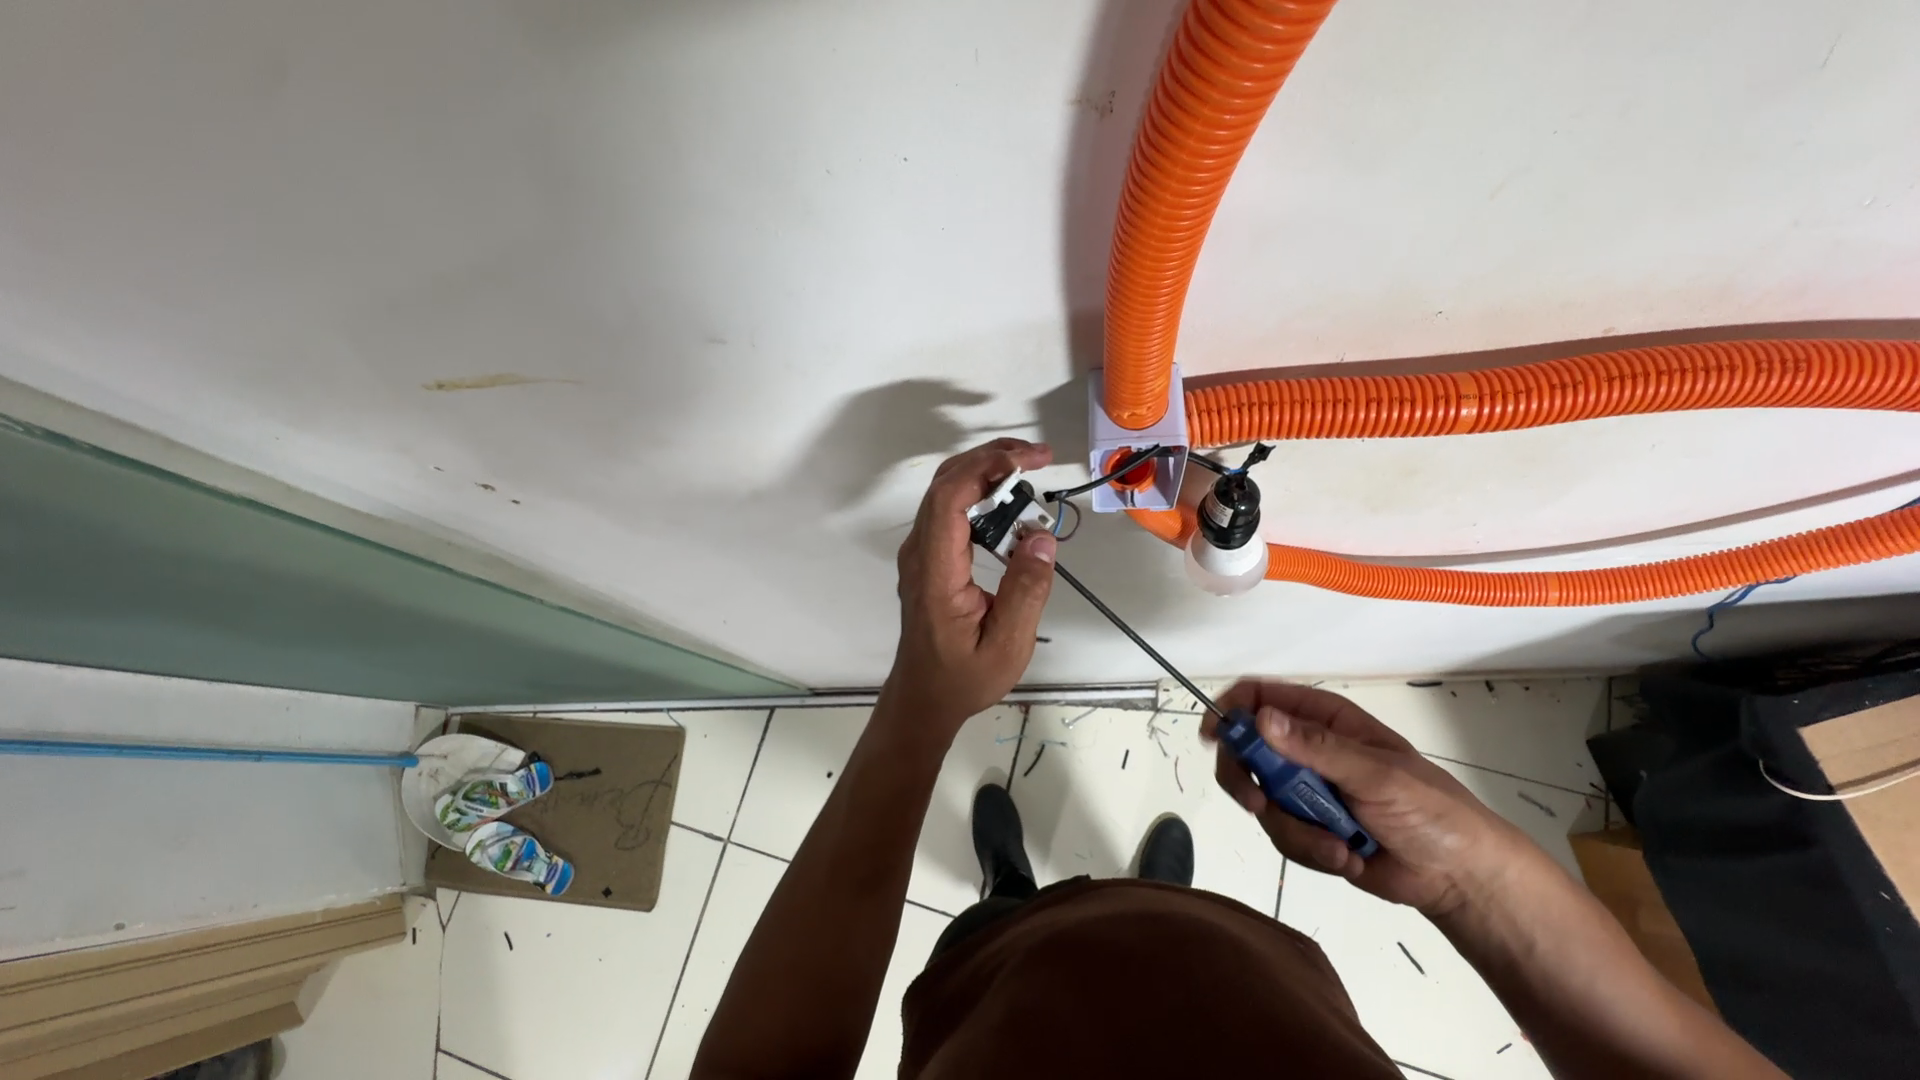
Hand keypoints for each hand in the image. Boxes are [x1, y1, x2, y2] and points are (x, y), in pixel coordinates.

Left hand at [884, 439, 1056, 735]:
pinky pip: (950, 510)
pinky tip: (1011, 502)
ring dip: (986, 471)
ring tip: (1029, 470)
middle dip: (991, 458)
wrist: (924, 698)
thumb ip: (1026, 591)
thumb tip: (1041, 536)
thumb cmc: (963, 678)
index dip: (988, 466)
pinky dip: (980, 493)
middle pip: (946, 482)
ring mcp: (921, 553)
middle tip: (1039, 456)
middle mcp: (920, 552)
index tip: (1031, 460)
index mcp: (935, 571)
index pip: (950, 497)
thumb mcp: (1007, 645)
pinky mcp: (929, 558)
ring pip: (946, 491)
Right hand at [1205, 680, 1531, 917]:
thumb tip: (1260, 719)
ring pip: (1260, 800)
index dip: (1231, 711)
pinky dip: (1310, 850)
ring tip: (1336, 845)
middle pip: (1245, 751)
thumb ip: (1316, 748)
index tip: (1214, 737)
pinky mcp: (1307, 830)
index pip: (1260, 698)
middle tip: (1255, 803)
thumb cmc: (1429, 809)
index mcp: (1324, 720)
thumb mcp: (1375, 773)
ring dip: (1295, 828)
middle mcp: (1306, 750)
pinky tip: (1346, 856)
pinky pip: (1281, 835)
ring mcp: (1305, 792)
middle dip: (1246, 780)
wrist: (1457, 876)